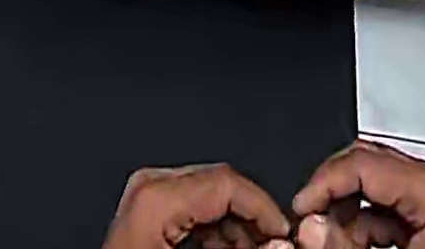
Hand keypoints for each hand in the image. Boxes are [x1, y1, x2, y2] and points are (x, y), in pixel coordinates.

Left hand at [101, 163, 292, 248]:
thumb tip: (278, 242)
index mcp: (155, 194)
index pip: (227, 182)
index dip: (263, 207)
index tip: (282, 231)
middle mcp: (148, 185)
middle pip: (219, 187)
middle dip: (250, 217)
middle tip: (271, 242)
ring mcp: (142, 195)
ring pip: (207, 198)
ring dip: (234, 226)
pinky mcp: (142, 209)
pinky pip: (189, 209)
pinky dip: (212, 230)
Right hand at [292, 140, 424, 248]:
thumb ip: (349, 243)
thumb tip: (313, 223)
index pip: (362, 160)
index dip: (323, 182)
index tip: (300, 210)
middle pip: (366, 167)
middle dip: (332, 196)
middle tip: (310, 227)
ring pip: (371, 192)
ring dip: (346, 217)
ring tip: (332, 244)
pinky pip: (384, 214)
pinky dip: (363, 231)